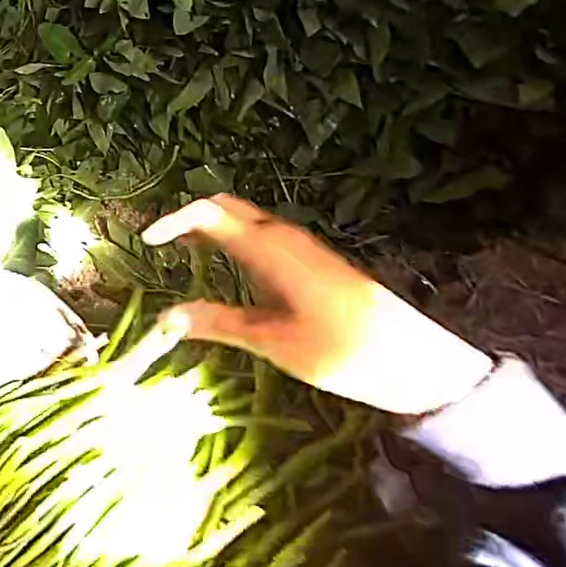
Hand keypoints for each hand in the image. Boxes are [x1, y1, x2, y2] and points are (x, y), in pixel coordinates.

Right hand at [142, 195, 495, 414]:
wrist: (418, 361)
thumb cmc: (342, 351)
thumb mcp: (273, 343)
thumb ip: (218, 324)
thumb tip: (166, 318)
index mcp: (268, 248)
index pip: (208, 213)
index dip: (172, 221)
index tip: (147, 240)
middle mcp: (281, 234)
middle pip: (224, 205)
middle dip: (188, 217)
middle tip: (162, 243)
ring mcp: (298, 243)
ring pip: (243, 216)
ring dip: (210, 226)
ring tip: (183, 252)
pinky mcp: (309, 256)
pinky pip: (259, 230)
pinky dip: (231, 237)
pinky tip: (226, 264)